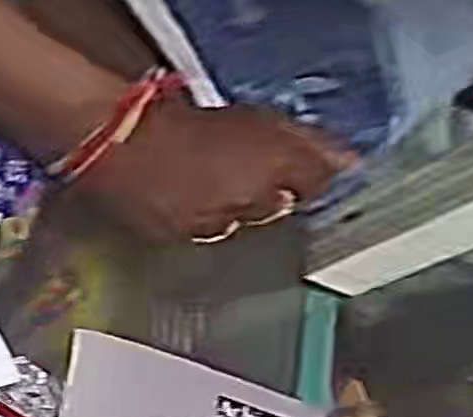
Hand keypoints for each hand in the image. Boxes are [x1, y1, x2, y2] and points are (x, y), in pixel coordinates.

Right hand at [78, 98, 355, 241]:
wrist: (128, 145)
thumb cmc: (191, 126)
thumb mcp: (264, 123)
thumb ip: (310, 146)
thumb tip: (344, 166)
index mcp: (281, 166)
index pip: (320, 184)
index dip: (312, 177)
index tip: (304, 174)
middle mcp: (249, 202)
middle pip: (273, 210)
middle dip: (265, 198)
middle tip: (247, 180)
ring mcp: (207, 223)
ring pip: (232, 226)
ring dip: (228, 213)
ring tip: (210, 193)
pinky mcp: (171, 237)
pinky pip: (194, 234)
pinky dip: (194, 222)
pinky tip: (184, 204)